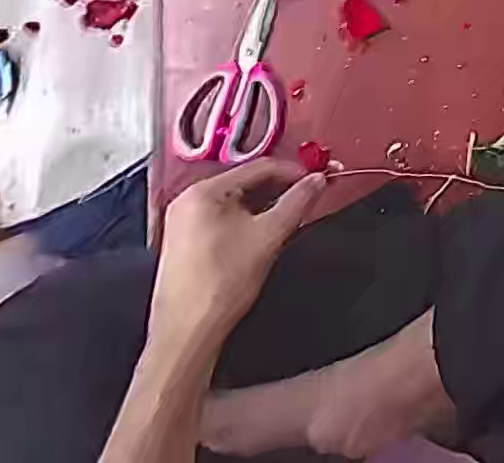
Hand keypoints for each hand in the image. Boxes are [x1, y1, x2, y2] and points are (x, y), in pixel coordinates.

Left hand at [151, 159, 333, 345]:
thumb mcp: (270, 234)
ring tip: (294, 213)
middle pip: (249, 182)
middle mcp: (189, 200)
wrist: (187, 336)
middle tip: (310, 195)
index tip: (319, 179)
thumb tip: (318, 179)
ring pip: (240, 200)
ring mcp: (184, 221)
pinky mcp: (187, 240)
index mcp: (203, 192)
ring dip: (269, 204)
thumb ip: (299, 200)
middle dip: (283, 188)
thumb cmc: (223, 282)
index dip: (295, 171)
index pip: (261, 167)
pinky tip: (269, 230)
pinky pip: (227, 216)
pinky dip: (252, 218)